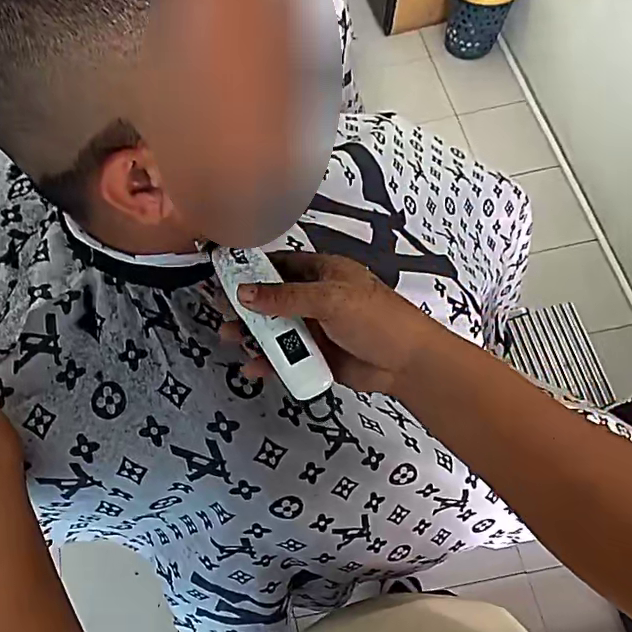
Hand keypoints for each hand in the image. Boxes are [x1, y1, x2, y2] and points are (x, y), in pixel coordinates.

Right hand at [226, 252, 446, 394]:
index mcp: (323, 273)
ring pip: (277, 330)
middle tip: (224, 314)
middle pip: (272, 300)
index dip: (253, 271)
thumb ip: (286, 297)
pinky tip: (256, 366)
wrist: (406, 363)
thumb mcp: (330, 300)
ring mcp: (316, 328)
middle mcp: (317, 298)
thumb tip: (248, 293)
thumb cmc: (382, 321)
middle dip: (247, 308)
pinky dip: (269, 361)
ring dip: (254, 335)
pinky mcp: (318, 355)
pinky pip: (287, 357)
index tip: (227, 278)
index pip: (280, 266)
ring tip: (232, 339)